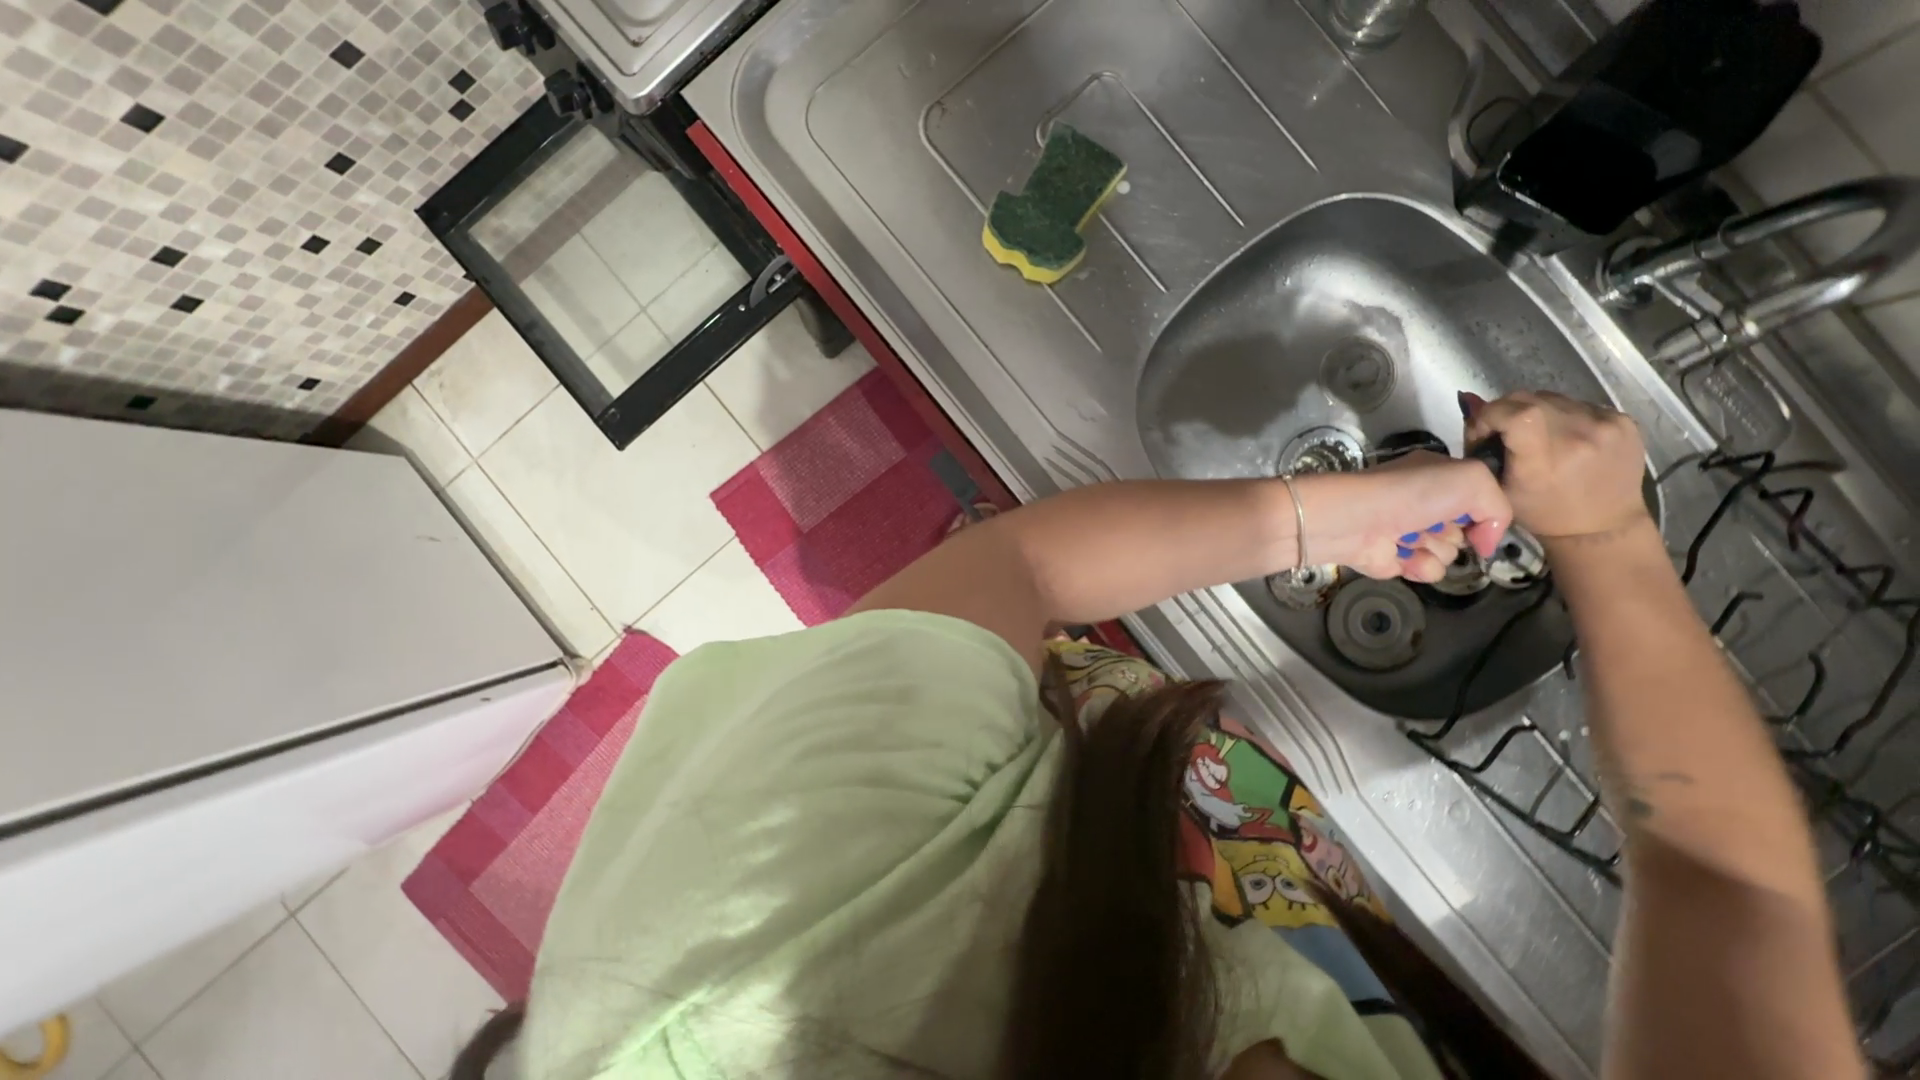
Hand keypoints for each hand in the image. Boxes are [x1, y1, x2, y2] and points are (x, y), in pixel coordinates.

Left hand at [1293, 451, 1510, 583]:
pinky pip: (1428, 572)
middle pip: (1466, 531)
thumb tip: (1486, 543)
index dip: (1483, 512)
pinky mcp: (1394, 560)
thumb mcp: (1472, 480)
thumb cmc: (1411, 493)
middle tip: (1433, 523)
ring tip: (1410, 537)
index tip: (1477, 518)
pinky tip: (1402, 555)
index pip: (1478, 500)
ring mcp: (1409, 533)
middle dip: (1457, 532)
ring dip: (1436, 549)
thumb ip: (1498, 507)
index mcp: (1439, 478)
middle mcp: (1424, 505)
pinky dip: (1420, 566)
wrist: (1353, 519)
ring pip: (1449, 554)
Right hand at [1464, 390, 1648, 541]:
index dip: (1490, 414)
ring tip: (1540, 438)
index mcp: (1544, 459)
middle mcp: (1578, 435)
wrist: (1602, 525)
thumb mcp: (1500, 489)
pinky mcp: (1625, 421)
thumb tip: (1472, 404)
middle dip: (1508, 411)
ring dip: (1538, 413)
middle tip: (1507, 433)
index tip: (1485, 431)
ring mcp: (1606, 425)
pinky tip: (1568, 439)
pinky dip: (1565, 417)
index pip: (1513, 410)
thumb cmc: (1543, 512)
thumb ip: (1483, 449)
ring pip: (1554, 399)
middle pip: (1529, 398)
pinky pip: (1580, 405)